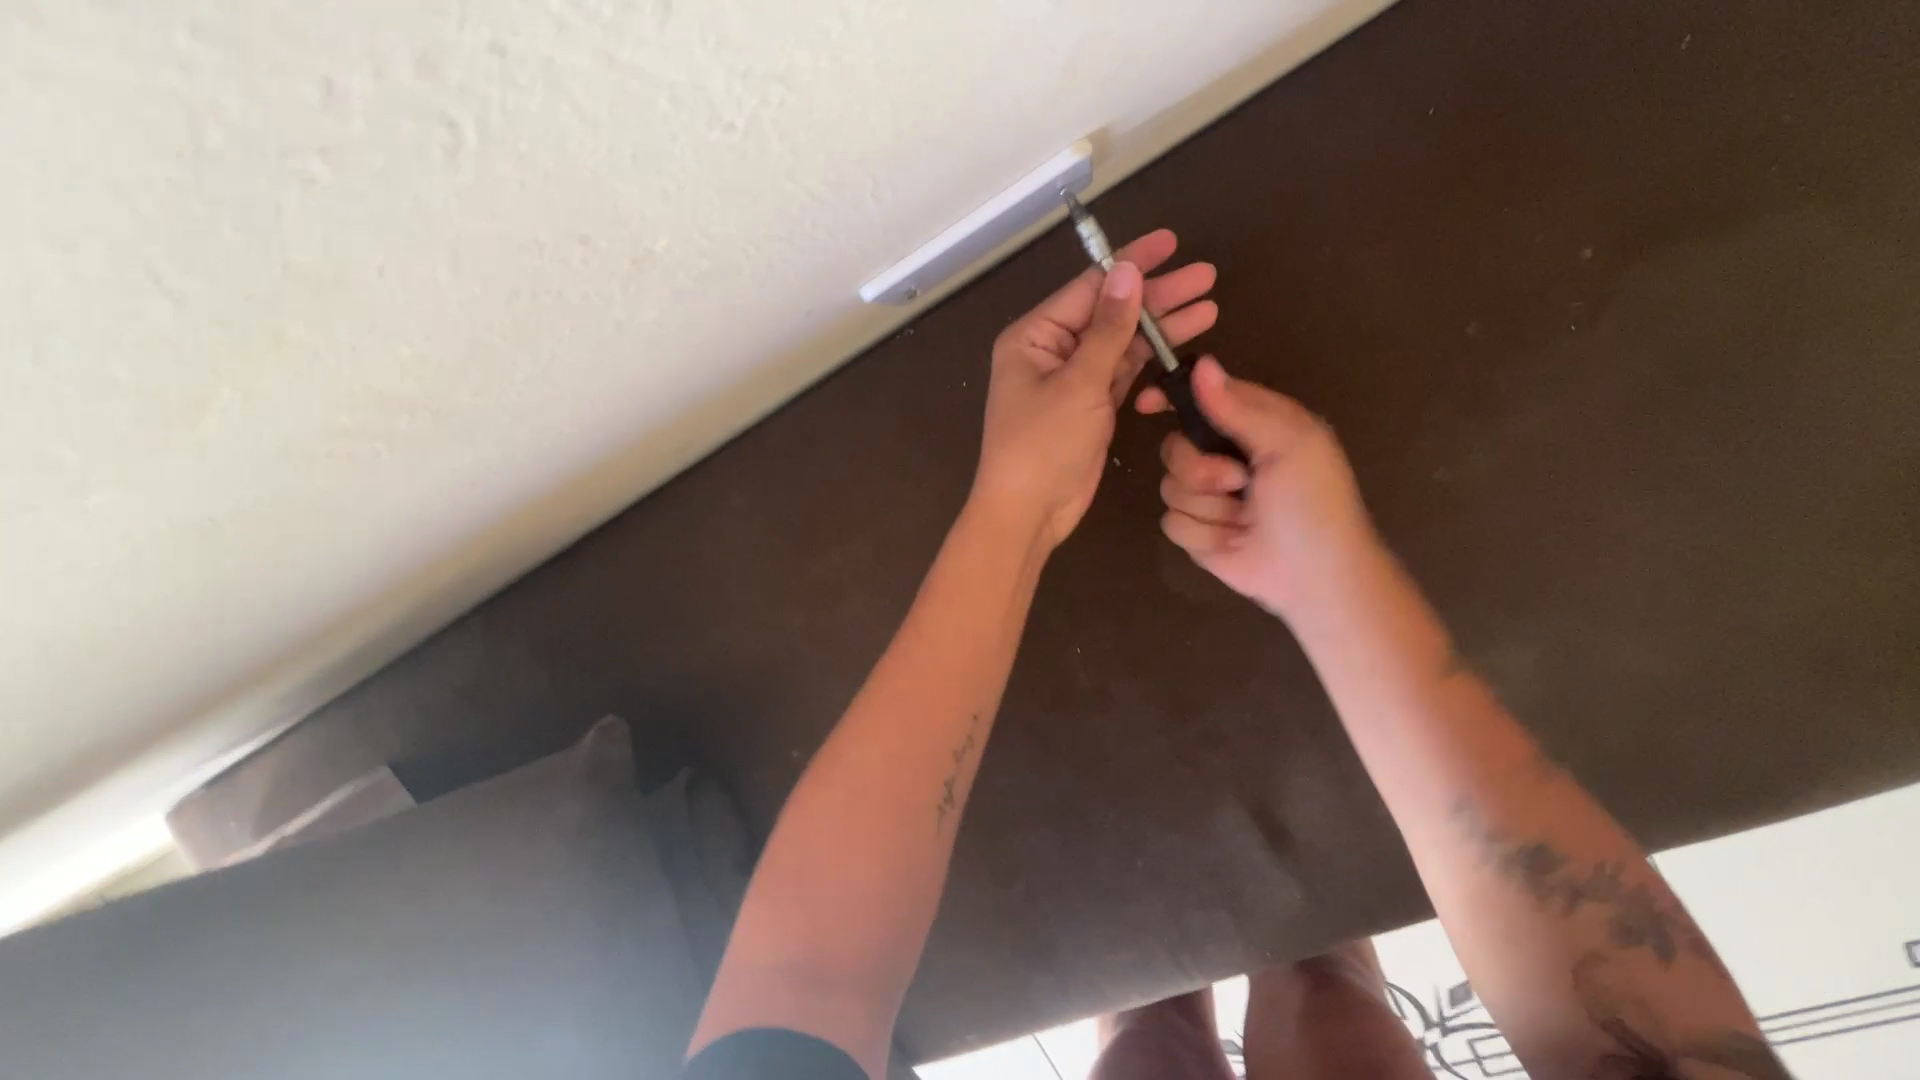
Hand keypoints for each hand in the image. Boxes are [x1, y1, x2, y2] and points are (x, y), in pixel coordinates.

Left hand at [972, 229, 1218, 548]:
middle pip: (1110, 314)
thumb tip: (1127, 272)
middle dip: (1157, 297)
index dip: (1132, 264)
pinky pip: (1123, 373)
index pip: (1089, 288)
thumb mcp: (1078, 383)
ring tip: (1208, 306)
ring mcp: (1073, 381)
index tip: (1172, 243)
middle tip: (1206, 277)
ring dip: (1161, 328)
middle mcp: (1051, 351)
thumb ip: (1108, 329)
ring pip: (1122, 344)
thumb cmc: (1042, 444)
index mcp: (1034, 337)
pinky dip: (1151, 360)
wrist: (1029, 512)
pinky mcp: (1091, 408)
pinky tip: (1183, 344)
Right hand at [1138, 357, 1380, 617]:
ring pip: (1169, 486)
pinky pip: (1171, 522)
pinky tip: (1233, 541)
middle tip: (1236, 482)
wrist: (1315, 576)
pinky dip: (1204, 534)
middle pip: (1174, 446)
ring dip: (1208, 506)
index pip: (1202, 397)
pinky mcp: (1197, 532)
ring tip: (1243, 520)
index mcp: (1253, 426)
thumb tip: (1202, 364)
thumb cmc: (1313, 504)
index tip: (1146, 404)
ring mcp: (1209, 497)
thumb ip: (1239, 407)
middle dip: (1199, 468)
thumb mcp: (1288, 445)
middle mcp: (1226, 457)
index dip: (1171, 398)